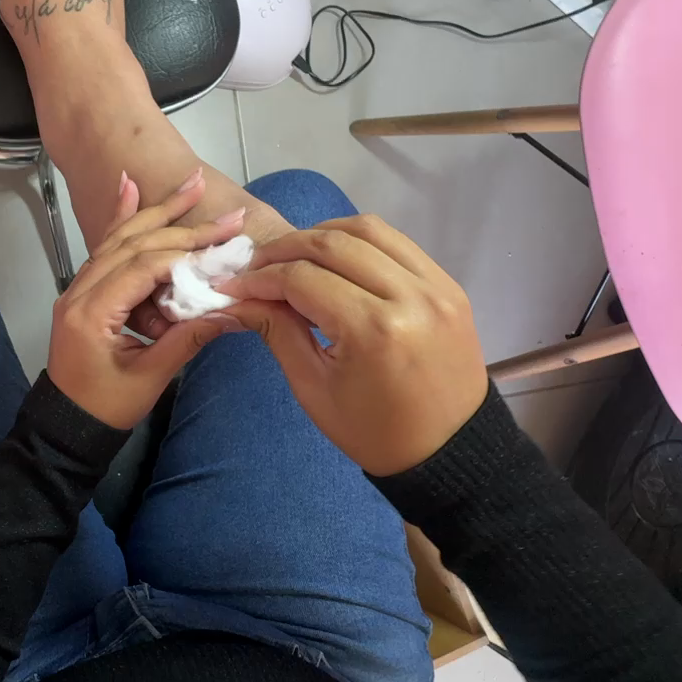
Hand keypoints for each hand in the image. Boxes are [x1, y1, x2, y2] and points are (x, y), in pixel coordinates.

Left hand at [47, 169, 245, 428]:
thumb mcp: (150, 377)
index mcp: (93, 313)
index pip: (143, 268)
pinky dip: (120, 218)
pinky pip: (103, 248)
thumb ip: (188, 338)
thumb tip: (234, 308)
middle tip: (227, 214)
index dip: (186, 254)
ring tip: (191, 183)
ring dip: (156, 211)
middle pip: (133, 245)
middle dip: (181, 225)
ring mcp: (78, 288)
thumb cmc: (106, 408)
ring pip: (118, 238)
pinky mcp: (83, 290)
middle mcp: (80, 291)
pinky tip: (129, 187)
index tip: (225, 246)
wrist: (66, 424)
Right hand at [217, 216, 487, 474]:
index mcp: (373, 330)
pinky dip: (357, 241)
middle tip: (255, 266)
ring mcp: (436, 285)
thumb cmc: (372, 431)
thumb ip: (276, 330)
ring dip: (320, 234)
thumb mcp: (312, 387)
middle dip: (284, 249)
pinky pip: (396, 242)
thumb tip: (236, 299)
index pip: (303, 279)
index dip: (260, 278)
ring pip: (367, 229)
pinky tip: (332, 258)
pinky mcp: (448, 284)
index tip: (232, 286)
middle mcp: (409, 296)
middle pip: (332, 244)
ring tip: (292, 256)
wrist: (449, 452)